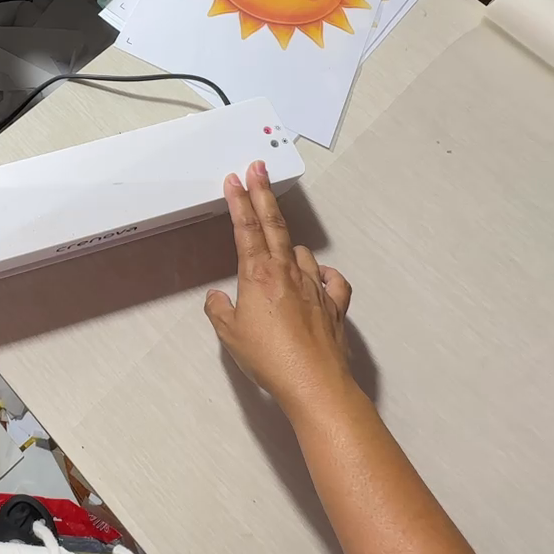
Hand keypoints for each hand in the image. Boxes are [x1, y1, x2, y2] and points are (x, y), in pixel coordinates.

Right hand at [205, 162, 355, 416]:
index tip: (234, 177)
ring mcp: (314, 287)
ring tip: (279, 251)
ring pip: (301, 252)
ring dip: (289, 246)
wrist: (315, 385)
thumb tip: (219, 298)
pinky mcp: (335, 306)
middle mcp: (287, 272)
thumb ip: (219, 310)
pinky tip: (317, 278)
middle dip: (263, 194)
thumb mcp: (229, 334)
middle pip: (274, 224)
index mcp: (257, 274)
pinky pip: (331, 281)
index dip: (239, 200)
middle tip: (258, 168)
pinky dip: (322, 276)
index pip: (245, 228)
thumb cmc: (268, 357)